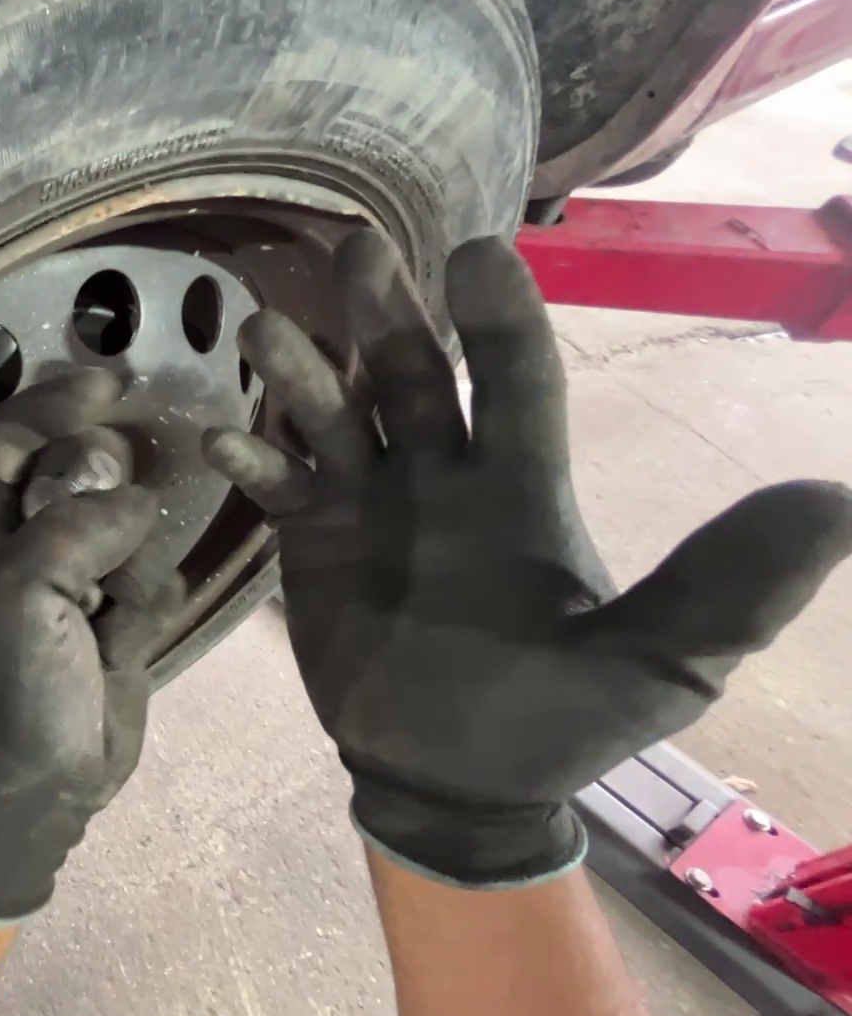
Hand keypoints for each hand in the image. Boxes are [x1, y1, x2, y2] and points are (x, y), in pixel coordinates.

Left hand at [0, 370, 180, 922]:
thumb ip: (73, 525)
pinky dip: (144, 606)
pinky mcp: (113, 611)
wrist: (37, 787)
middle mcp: (22, 539)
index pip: (7, 436)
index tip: (112, 381)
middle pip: (78, 470)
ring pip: (127, 524)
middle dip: (103, 493)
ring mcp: (72, 575)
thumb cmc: (7, 686)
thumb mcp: (23, 594)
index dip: (52, 402)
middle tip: (102, 544)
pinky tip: (122, 647)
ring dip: (129, 568)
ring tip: (106, 621)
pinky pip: (149, 575)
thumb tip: (131, 494)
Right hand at [204, 231, 851, 886]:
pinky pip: (278, 483)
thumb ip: (722, 590)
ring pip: (329, 417)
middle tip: (355, 247)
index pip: (512, 383)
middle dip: (382, 313)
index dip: (497, 320)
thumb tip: (833, 497)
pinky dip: (252, 459)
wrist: (447, 768)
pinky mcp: (310, 534)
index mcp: (518, 486)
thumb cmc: (552, 717)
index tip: (477, 253)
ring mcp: (365, 501)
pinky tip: (224, 442)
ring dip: (299, 374)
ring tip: (261, 332)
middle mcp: (436, 475)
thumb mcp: (654, 665)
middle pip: (405, 376)